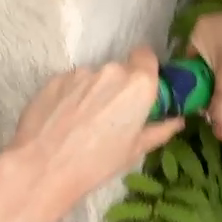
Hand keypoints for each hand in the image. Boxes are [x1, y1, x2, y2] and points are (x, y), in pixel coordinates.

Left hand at [3, 46, 183, 221]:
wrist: (44, 166)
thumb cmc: (98, 163)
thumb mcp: (135, 150)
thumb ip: (159, 130)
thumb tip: (177, 121)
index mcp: (139, 84)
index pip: (147, 56)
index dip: (145, 70)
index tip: (140, 90)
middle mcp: (111, 70)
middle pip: (120, 70)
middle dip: (118, 88)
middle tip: (110, 116)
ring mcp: (81, 73)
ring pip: (94, 78)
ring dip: (93, 92)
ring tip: (82, 122)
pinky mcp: (55, 78)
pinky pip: (71, 83)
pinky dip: (71, 96)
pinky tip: (63, 120)